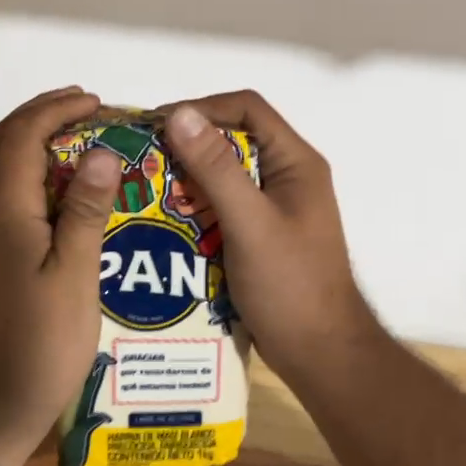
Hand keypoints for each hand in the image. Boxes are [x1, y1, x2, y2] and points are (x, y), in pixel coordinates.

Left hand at [0, 87, 122, 465]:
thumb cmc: (36, 345)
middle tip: (90, 109)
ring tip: (91, 143)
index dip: (55, 109)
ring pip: (11, 170)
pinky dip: (45, 178)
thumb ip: (86, 212)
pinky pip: (19, 198)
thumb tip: (101, 150)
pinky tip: (78, 197)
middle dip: (44, 116)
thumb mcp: (73, 277)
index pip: (21, 136)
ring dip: (44, 144)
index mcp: (8, 210)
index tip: (96, 102)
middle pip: (7, 145)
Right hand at [160, 92, 375, 385]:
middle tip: (144, 157)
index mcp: (295, 162)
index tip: (158, 124)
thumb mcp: (250, 223)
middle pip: (232, 138)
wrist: (321, 357)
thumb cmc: (291, 287)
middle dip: (188, 144)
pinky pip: (221, 205)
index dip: (202, 107)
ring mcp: (274, 206)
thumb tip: (179, 114)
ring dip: (188, 177)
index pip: (247, 108)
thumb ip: (216, 169)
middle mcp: (286, 176)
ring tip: (147, 189)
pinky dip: (194, 207)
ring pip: (224, 173)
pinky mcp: (260, 234)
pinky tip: (166, 221)